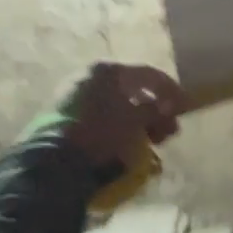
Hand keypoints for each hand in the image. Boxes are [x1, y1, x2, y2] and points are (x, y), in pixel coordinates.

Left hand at [53, 62, 186, 166]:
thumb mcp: (135, 121)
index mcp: (108, 70)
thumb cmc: (99, 132)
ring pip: (113, 106)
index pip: (149, 75)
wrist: (48, 162)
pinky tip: (121, 144)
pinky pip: (96, 118)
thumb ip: (155, 111)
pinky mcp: (58, 118)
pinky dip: (113, 128)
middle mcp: (89, 77)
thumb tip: (168, 109)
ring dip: (134, 122)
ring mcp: (70, 96)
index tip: (184, 107)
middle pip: (131, 91)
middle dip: (152, 111)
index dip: (171, 91)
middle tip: (166, 131)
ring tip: (146, 143)